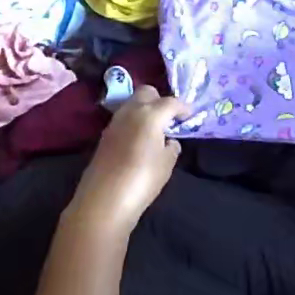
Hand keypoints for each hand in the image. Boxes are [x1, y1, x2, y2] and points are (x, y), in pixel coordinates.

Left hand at [66, 85, 190, 235]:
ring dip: (145, 110)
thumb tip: (169, 140)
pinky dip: (134, 122)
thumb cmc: (142, 180)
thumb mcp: (166, 163)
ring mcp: (115, 122)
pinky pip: (124, 119)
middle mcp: (131, 111)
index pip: (171, 102)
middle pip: (147, 93)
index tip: (190, 115)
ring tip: (155, 129)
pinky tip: (139, 140)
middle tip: (169, 118)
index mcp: (150, 114)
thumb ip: (171, 146)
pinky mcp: (105, 135)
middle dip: (160, 100)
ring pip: (133, 104)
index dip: (183, 108)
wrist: (104, 201)